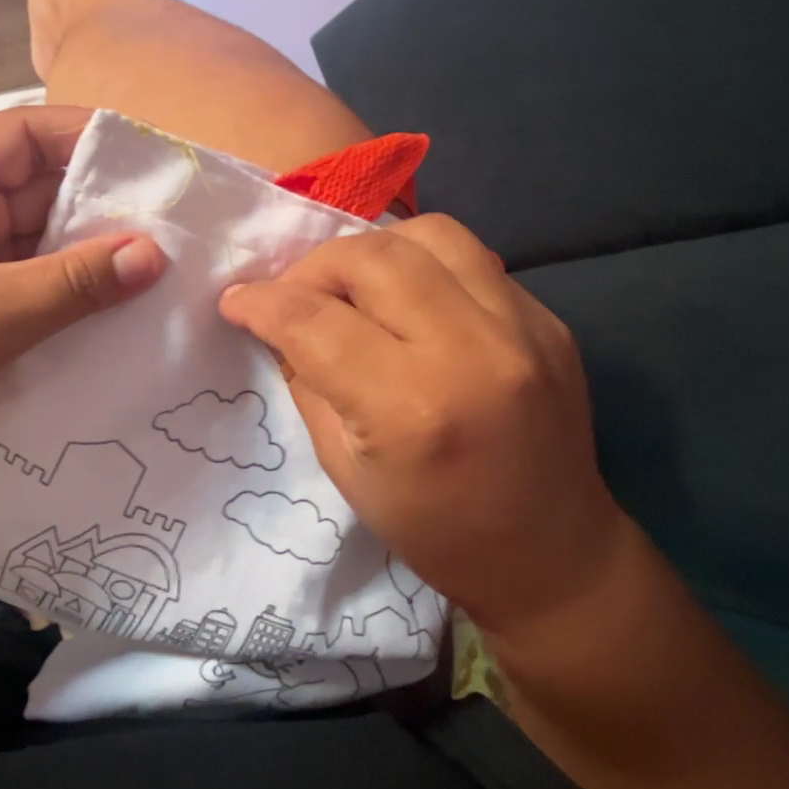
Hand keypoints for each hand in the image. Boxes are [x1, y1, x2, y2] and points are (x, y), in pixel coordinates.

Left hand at [0, 106, 167, 462]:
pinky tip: (119, 301)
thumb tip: (156, 253)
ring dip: (93, 246)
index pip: (21, 135)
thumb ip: (76, 282)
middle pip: (39, 184)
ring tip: (162, 261)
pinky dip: (73, 285)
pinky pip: (34, 277)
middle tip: (174, 219)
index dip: (85, 135)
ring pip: (41, 235)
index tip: (151, 158)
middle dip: (102, 198)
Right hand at [219, 214, 623, 631]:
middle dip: (313, 268)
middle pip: (371, 258)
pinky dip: (424, 267)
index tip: (237, 301)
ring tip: (354, 287)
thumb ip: (309, 382)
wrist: (551, 554)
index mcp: (409, 407)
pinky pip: (472, 259)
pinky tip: (411, 304)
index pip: (315, 323)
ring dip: (372, 250)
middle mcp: (469, 351)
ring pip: (429, 234)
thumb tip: (278, 325)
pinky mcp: (548, 320)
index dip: (263, 304)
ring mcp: (521, 328)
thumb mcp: (345, 468)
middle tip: (295, 296)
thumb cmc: (434, 528)